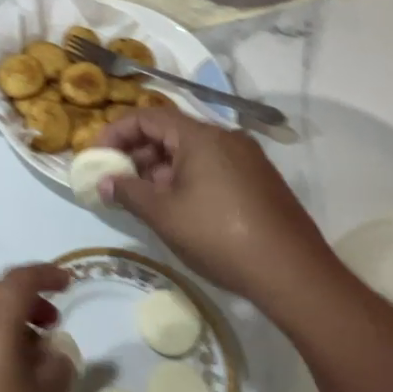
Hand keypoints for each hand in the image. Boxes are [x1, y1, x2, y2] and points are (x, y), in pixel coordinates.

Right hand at [95, 105, 339, 310]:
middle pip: (169, 132)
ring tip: (143, 199)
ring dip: (160, 169)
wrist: (294, 274)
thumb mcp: (164, 215)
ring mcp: (247, 159)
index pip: (146, 117)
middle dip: (137, 153)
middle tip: (116, 181)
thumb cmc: (220, 236)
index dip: (115, 133)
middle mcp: (225, 138)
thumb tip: (105, 182)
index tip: (97, 158)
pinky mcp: (259, 181)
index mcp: (201, 137)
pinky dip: (186, 179)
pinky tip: (178, 209)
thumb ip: (128, 192)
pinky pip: (212, 167)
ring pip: (191, 152)